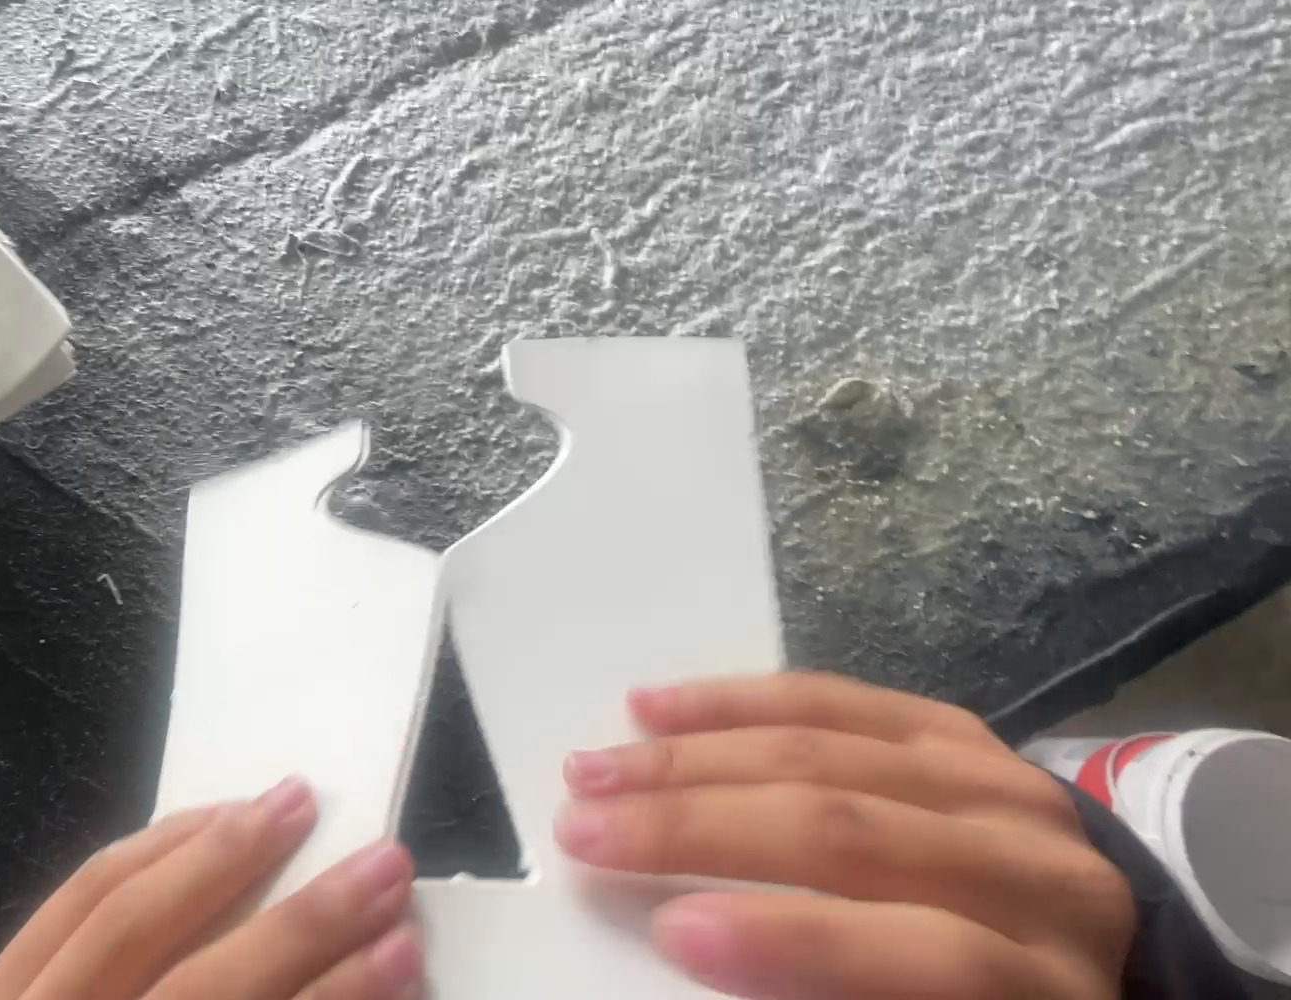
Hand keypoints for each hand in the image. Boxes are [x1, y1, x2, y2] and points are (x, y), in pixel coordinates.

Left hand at [0, 777, 423, 999]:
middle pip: (195, 985)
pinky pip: (75, 897)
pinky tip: (206, 816)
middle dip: (303, 921)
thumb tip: (356, 986)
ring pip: (120, 912)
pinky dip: (149, 845)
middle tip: (386, 861)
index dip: (333, 999)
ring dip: (220, 849)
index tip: (407, 950)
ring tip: (295, 798)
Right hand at [555, 672, 1133, 999]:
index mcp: (1053, 987)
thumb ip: (833, 985)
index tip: (667, 933)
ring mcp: (988, 778)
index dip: (790, 941)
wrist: (1079, 934)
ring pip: (812, 750)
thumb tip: (687, 934)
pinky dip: (724, 700)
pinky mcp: (945, 724)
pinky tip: (648, 706)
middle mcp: (1035, 869)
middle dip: (693, 829)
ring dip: (682, 761)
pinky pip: (821, 693)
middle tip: (584, 831)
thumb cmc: (981, 999)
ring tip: (591, 772)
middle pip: (844, 830)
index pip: (926, 956)